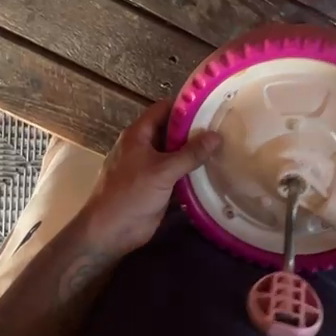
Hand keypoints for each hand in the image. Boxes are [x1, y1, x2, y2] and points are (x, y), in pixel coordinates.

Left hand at [70, 100, 221, 257]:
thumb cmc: (131, 194)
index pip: (164, 109)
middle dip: (195, 129)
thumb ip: (190, 153)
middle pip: (172, 131)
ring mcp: (150, 167)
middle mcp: (144, 146)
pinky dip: (192, 171)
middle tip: (225, 125)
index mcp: (139, 134)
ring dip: (195, 151)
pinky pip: (177, 173)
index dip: (185, 104)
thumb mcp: (162, 170)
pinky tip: (214, 170)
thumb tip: (216, 135)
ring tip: (226, 144)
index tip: (212, 103)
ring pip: (176, 153)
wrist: (110, 231)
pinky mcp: (157, 186)